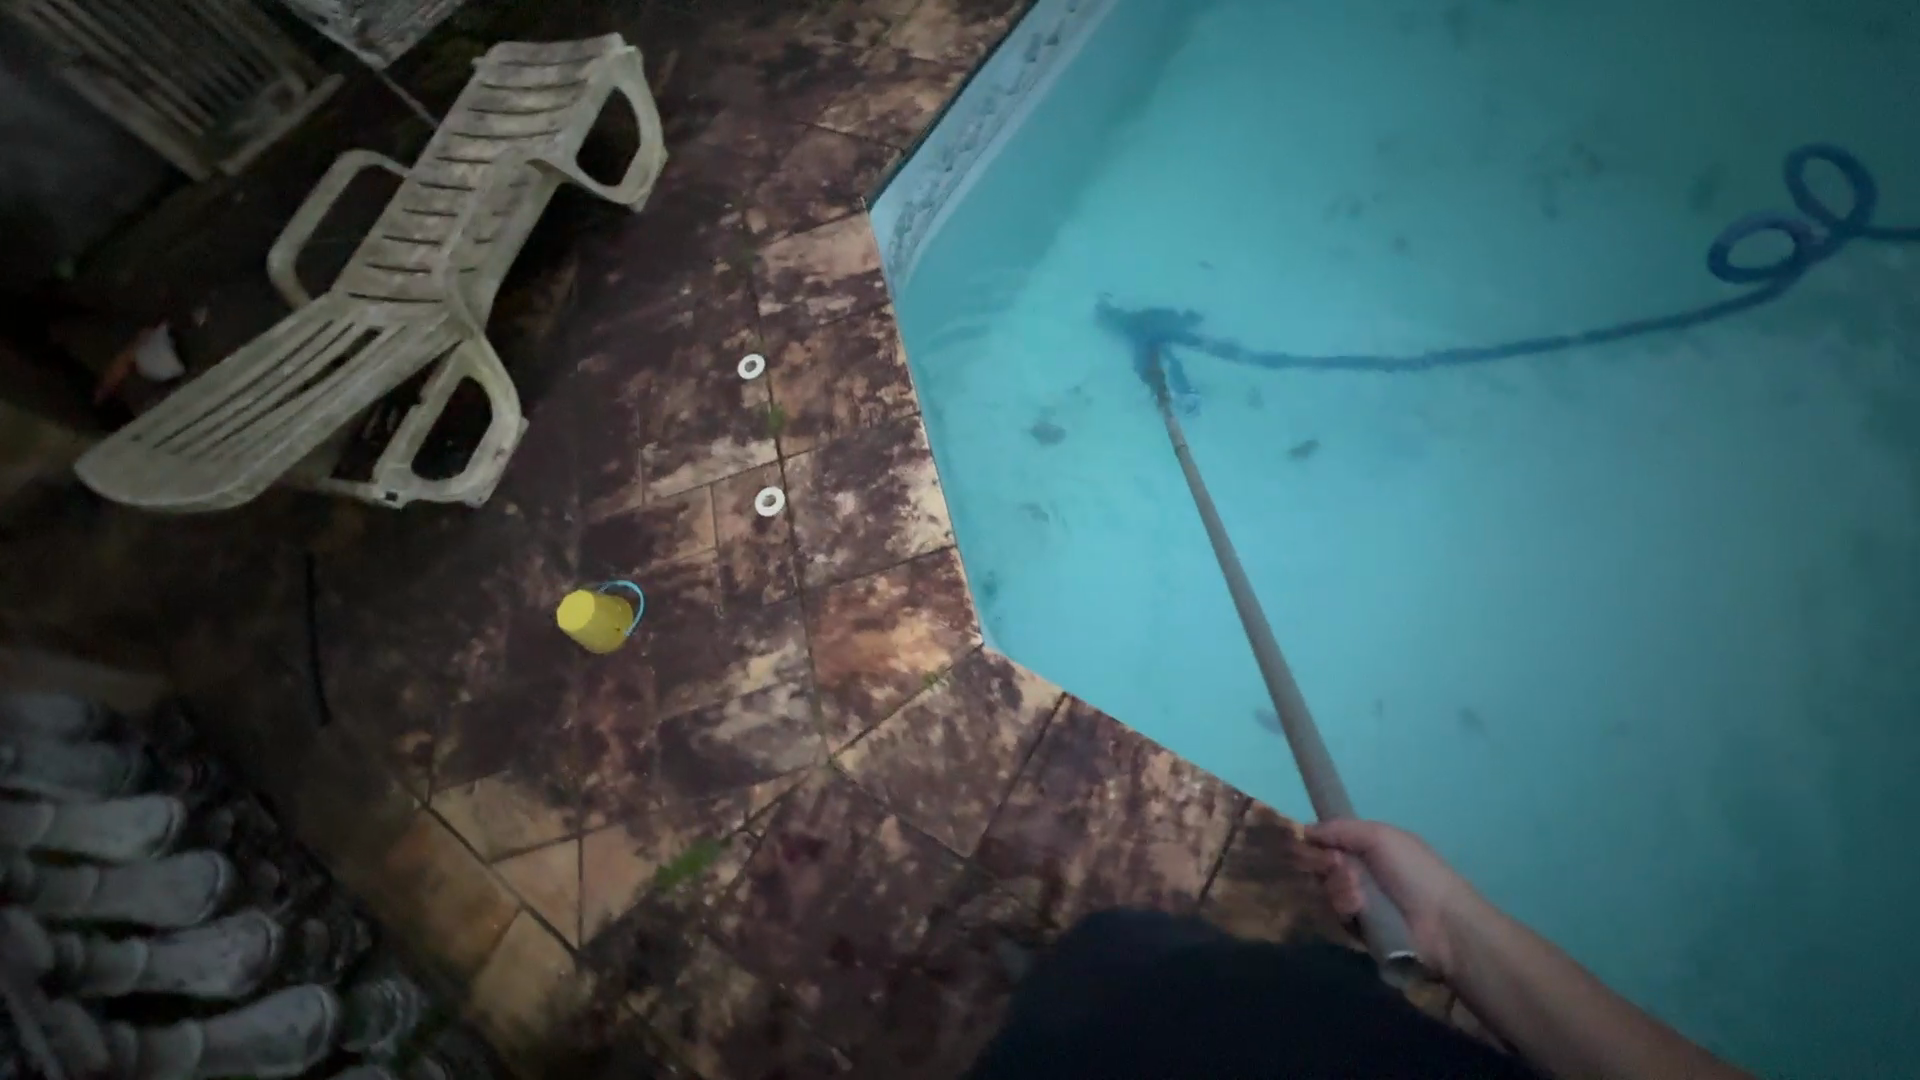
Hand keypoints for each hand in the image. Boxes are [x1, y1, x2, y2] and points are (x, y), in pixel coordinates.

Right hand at [1307, 819, 1484, 979]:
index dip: (1313, 841)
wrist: (1443, 926)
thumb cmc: (1414, 872)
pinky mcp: (1357, 929)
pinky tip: (1359, 910)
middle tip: (1339, 869)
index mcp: (1367, 848)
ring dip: (1337, 888)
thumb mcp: (1380, 836)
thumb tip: (1303, 830)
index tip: (1305, 843)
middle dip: (1324, 866)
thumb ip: (1339, 828)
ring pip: (1325, 889)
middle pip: (1320, 865)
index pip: (1326, 841)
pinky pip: (1334, 915)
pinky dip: (1344, 909)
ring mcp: (1358, 902)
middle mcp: (1359, 873)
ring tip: (1358, 896)